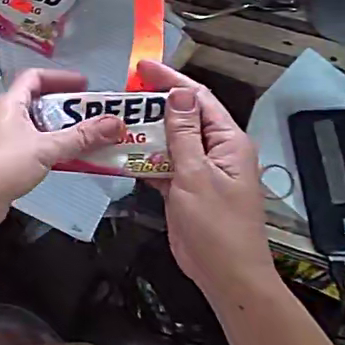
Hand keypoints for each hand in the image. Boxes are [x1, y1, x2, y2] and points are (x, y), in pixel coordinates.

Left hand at [0, 68, 123, 226]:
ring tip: (85, 135)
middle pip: (38, 101)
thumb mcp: (47, 148)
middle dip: (67, 106)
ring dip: (61, 128)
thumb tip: (114, 123)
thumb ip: (82, 137)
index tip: (84, 85)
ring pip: (36, 125)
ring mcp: (2, 137)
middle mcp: (3, 116)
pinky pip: (33, 143)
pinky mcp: (4, 157)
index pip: (34, 77)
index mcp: (9, 104)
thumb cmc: (3, 167)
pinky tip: (67, 157)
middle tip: (90, 113)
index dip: (60, 77)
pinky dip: (51, 146)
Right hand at [139, 60, 272, 294]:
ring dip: (145, 133)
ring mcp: (200, 171)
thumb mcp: (197, 175)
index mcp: (228, 142)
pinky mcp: (185, 189)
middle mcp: (216, 152)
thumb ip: (185, 134)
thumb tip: (180, 95)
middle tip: (123, 94)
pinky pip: (162, 166)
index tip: (144, 69)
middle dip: (154, 105)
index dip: (171, 81)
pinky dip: (144, 160)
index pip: (199, 100)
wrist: (225, 276)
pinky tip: (122, 154)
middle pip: (183, 117)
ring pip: (170, 141)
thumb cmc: (219, 229)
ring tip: (117, 121)